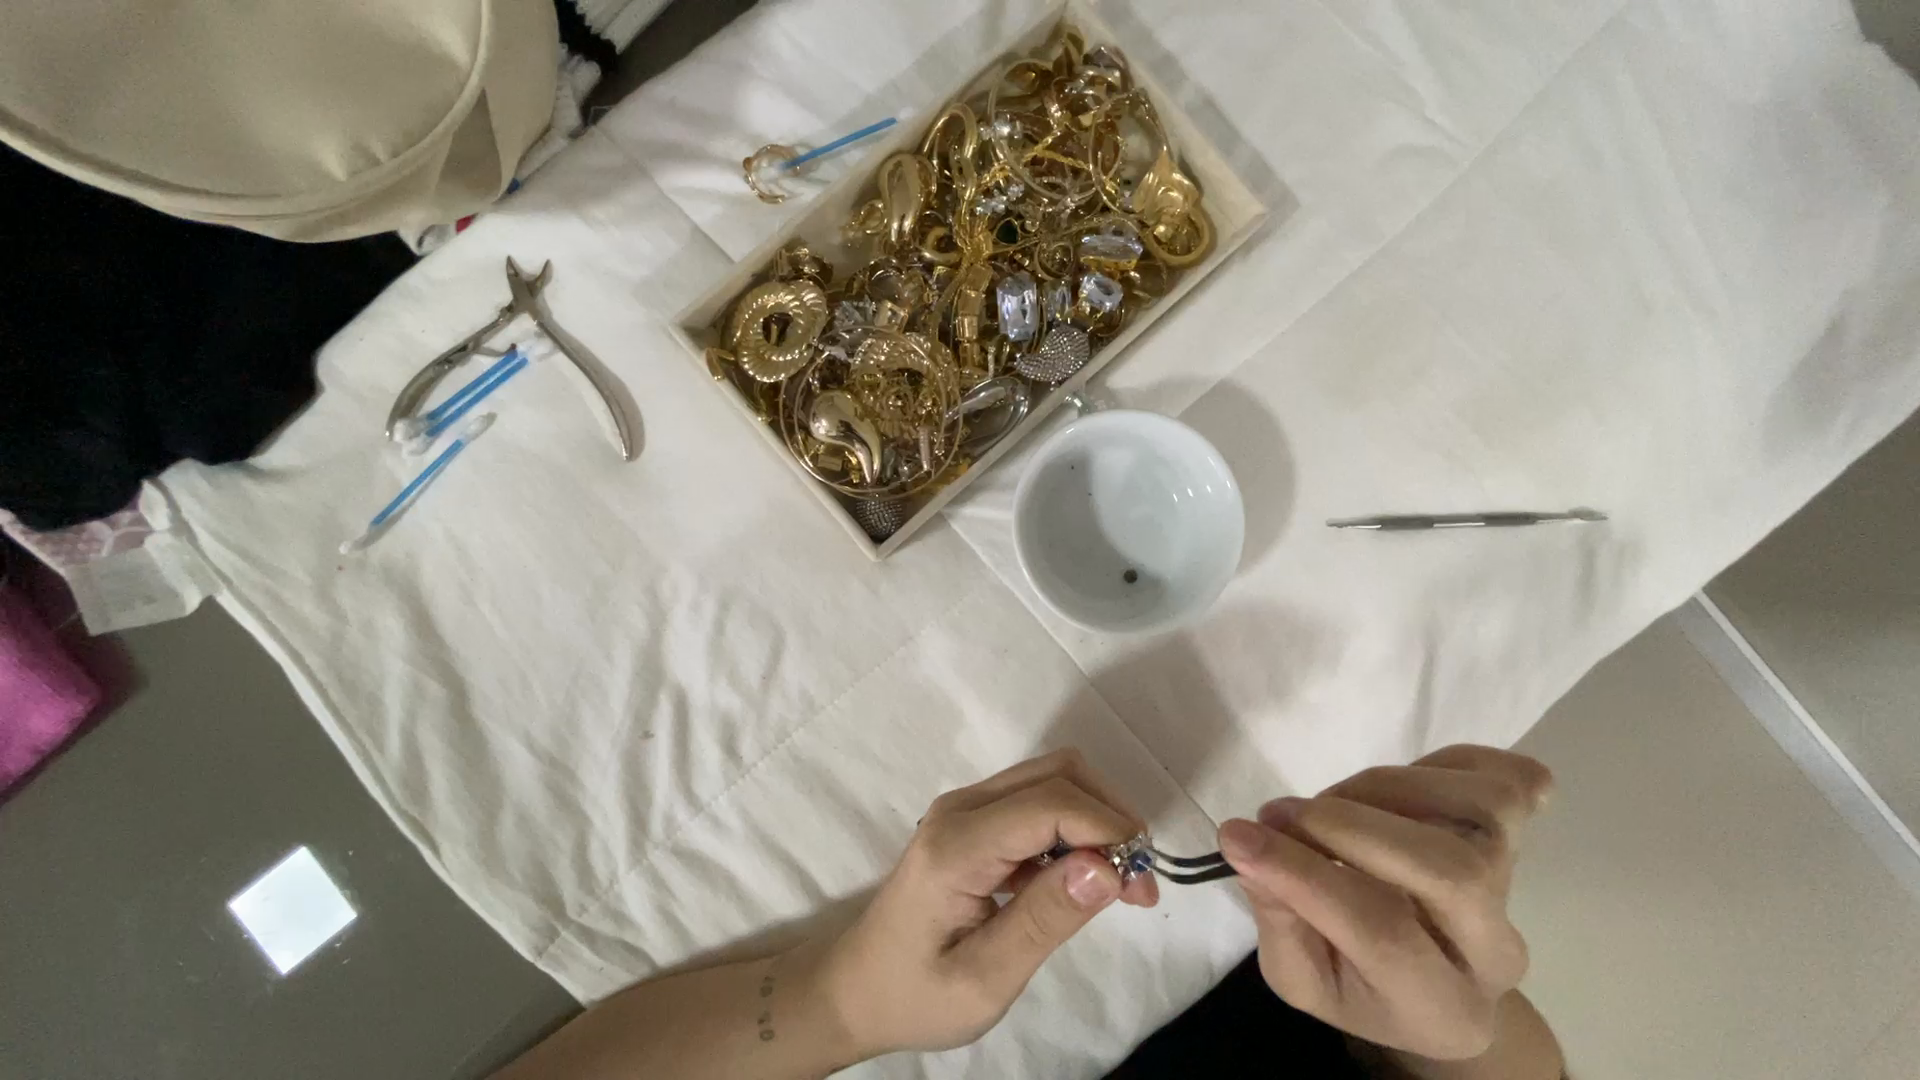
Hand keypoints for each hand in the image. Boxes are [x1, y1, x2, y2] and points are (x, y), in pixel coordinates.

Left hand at [814, 750, 1159, 1058]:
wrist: (857, 987)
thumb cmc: (915, 994)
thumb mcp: (984, 978)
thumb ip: (1045, 918)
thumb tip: (1108, 867)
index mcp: (957, 846)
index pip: (1049, 804)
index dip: (1106, 829)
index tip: (1141, 885)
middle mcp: (961, 809)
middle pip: (1057, 773)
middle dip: (1109, 816)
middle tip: (1136, 883)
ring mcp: (965, 809)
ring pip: (1051, 780)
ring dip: (1096, 819)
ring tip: (1119, 884)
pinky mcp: (973, 821)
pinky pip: (1036, 801)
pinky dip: (1074, 827)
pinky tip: (1083, 879)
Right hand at [1219, 745, 1553, 1060]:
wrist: (1438, 984)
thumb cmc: (1360, 983)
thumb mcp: (1299, 976)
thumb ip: (1276, 919)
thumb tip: (1248, 845)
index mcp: (1440, 1006)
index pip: (1380, 931)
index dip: (1301, 873)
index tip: (1235, 836)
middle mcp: (1494, 947)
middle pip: (1450, 869)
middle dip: (1348, 826)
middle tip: (1280, 816)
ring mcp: (1515, 886)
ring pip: (1483, 810)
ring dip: (1385, 789)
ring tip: (1332, 805)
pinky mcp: (1522, 836)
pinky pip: (1509, 777)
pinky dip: (1448, 763)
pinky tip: (1399, 786)